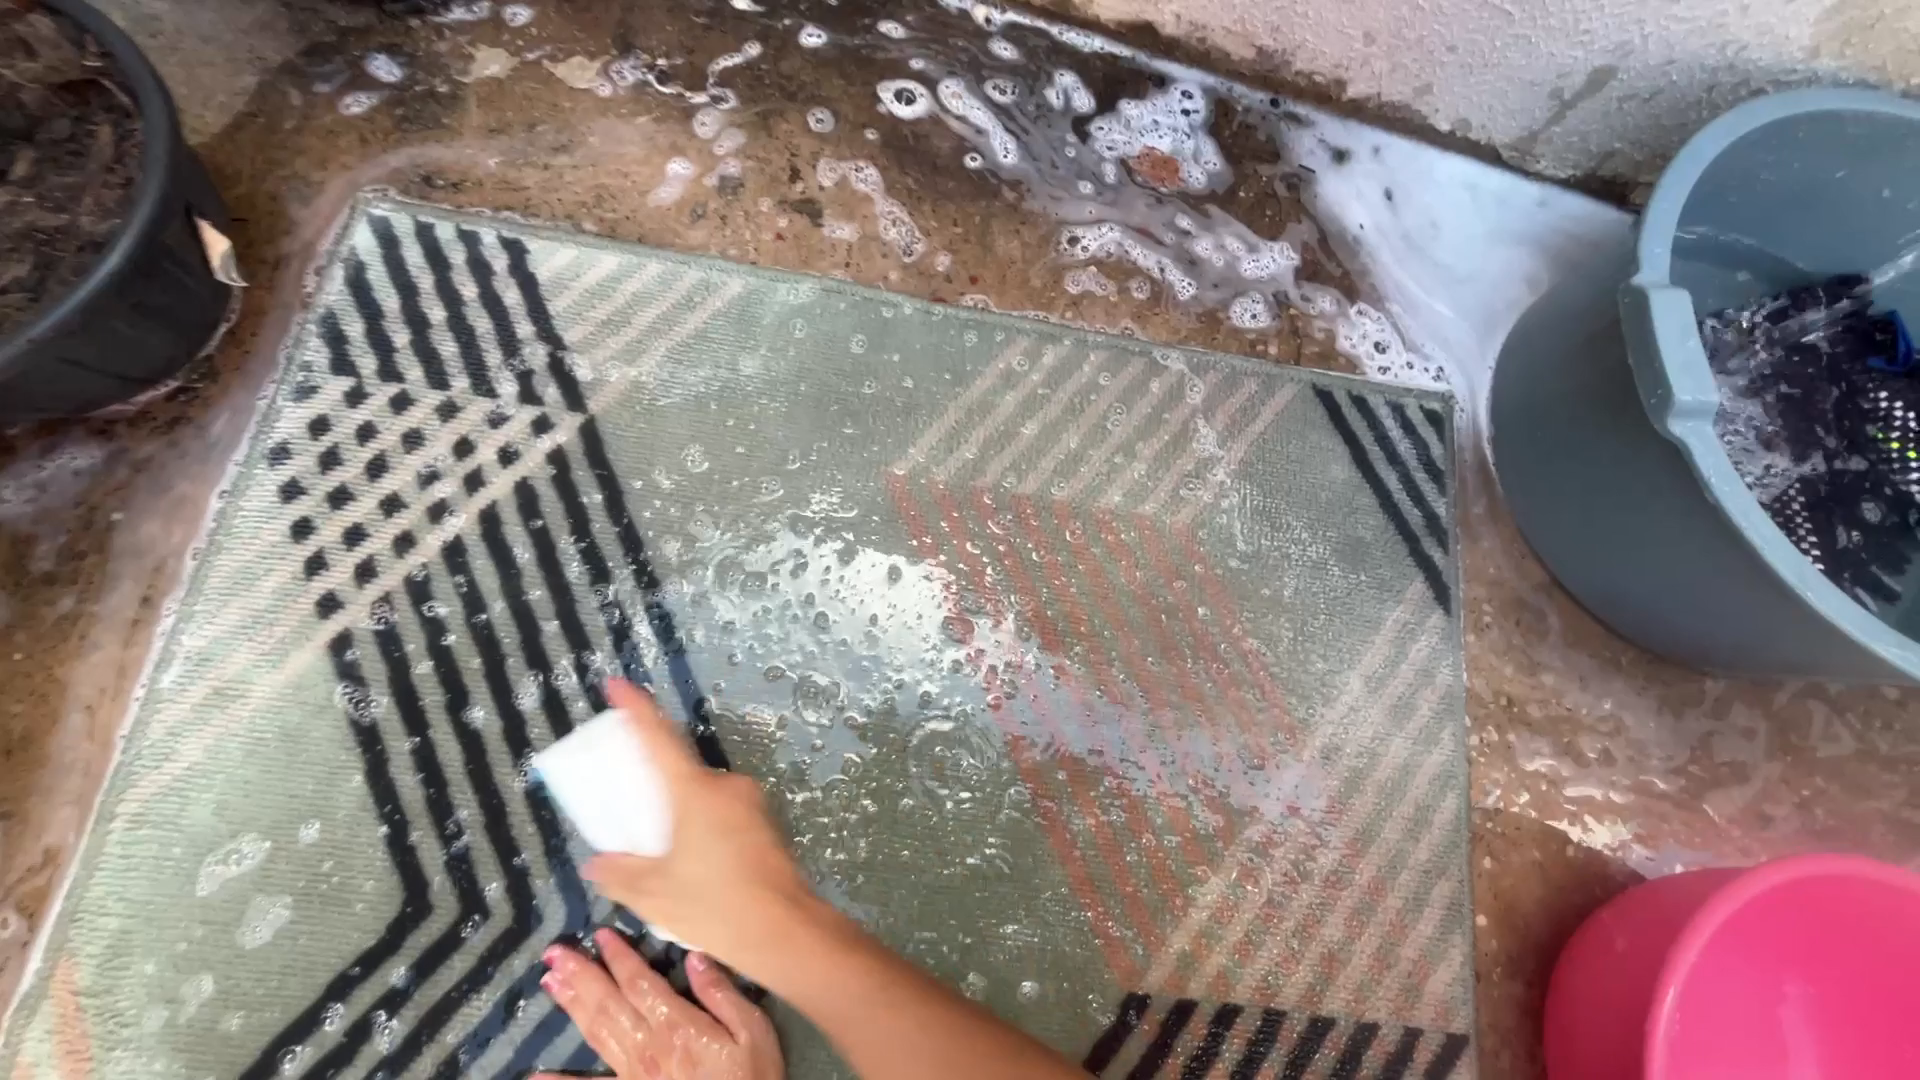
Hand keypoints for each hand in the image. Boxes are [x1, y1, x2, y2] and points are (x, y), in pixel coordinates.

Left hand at [535, 929, 781, 1079]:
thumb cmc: (751, 1077)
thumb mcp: (752, 1030)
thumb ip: (721, 994)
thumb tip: (694, 956)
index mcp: (675, 1026)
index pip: (639, 982)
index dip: (619, 956)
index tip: (600, 933)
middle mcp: (645, 1047)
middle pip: (607, 1004)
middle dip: (581, 974)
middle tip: (554, 952)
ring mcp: (631, 1076)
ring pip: (595, 1033)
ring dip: (571, 1005)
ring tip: (549, 982)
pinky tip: (534, 1077)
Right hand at [583, 680, 823, 980]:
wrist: (781, 926)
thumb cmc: (713, 904)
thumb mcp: (653, 893)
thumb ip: (620, 872)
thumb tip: (599, 862)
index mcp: (693, 790)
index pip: (658, 738)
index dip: (636, 709)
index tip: (619, 684)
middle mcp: (725, 785)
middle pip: (680, 773)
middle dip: (656, 790)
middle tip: (636, 820)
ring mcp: (750, 800)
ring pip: (702, 796)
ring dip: (682, 813)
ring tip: (666, 854)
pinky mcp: (764, 820)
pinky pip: (722, 811)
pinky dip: (703, 824)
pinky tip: (696, 862)